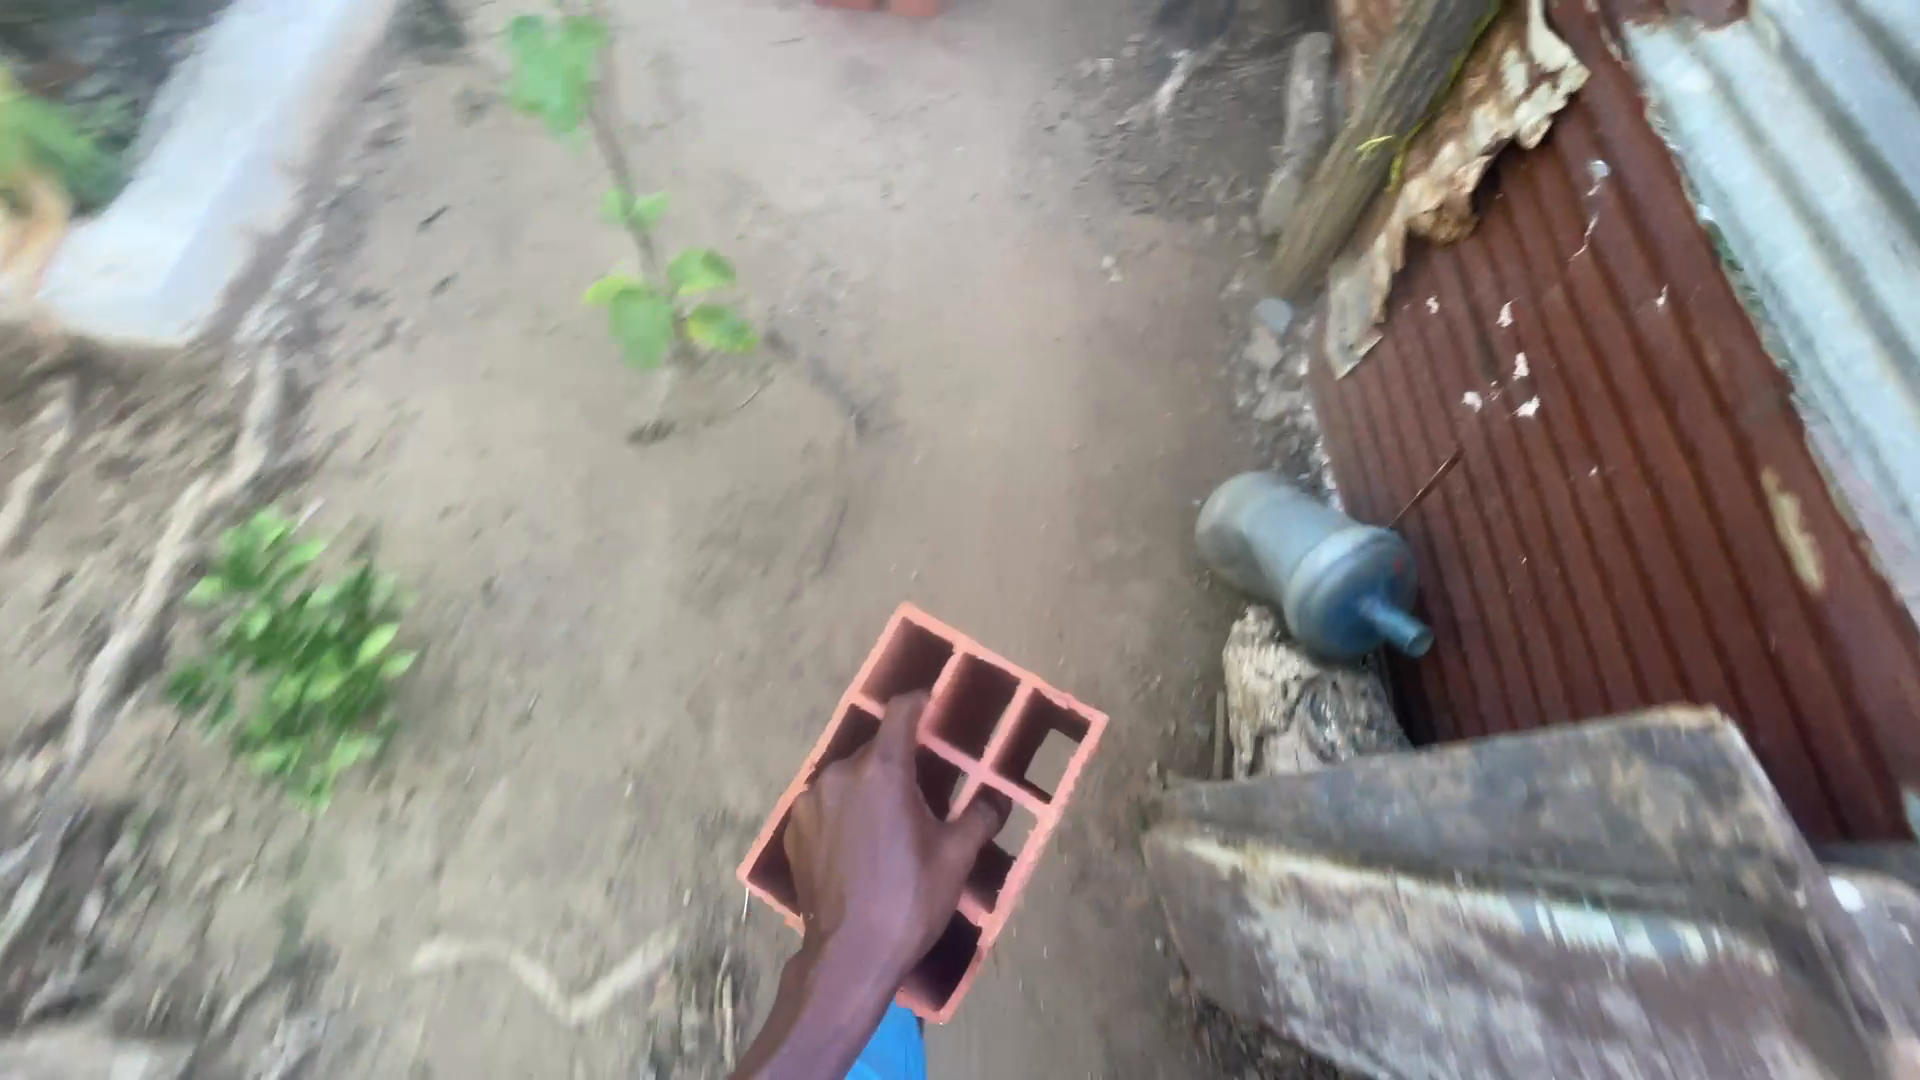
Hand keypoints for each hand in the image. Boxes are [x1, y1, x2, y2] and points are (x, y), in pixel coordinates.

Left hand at [784, 691, 1007, 984]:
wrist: (850, 955)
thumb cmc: (910, 899)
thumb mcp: (956, 858)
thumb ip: (979, 818)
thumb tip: (996, 801)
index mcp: (883, 770)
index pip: (900, 713)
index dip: (917, 702)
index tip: (929, 702)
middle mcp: (842, 773)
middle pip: (875, 750)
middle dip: (897, 760)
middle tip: (918, 787)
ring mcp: (811, 800)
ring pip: (848, 778)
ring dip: (868, 788)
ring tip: (885, 823)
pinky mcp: (793, 827)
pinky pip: (825, 804)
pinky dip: (842, 811)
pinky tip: (856, 845)